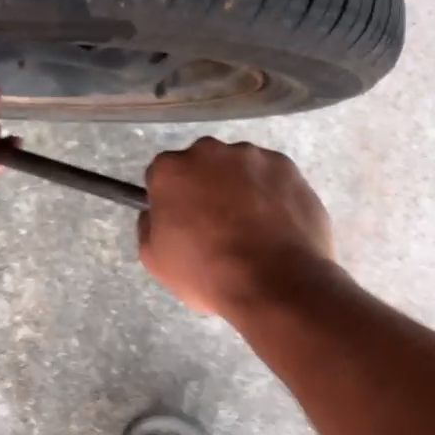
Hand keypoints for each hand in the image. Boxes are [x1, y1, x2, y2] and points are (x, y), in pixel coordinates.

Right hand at [139, 138, 339, 315]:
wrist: (276, 284)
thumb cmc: (208, 273)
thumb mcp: (155, 259)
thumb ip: (149, 224)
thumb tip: (157, 212)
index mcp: (170, 169)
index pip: (163, 175)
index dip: (172, 200)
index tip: (183, 223)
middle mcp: (207, 151)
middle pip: (201, 164)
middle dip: (207, 187)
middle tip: (219, 225)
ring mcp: (250, 155)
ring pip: (239, 168)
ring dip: (241, 188)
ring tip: (255, 228)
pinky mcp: (285, 166)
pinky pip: (272, 176)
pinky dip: (273, 193)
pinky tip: (278, 224)